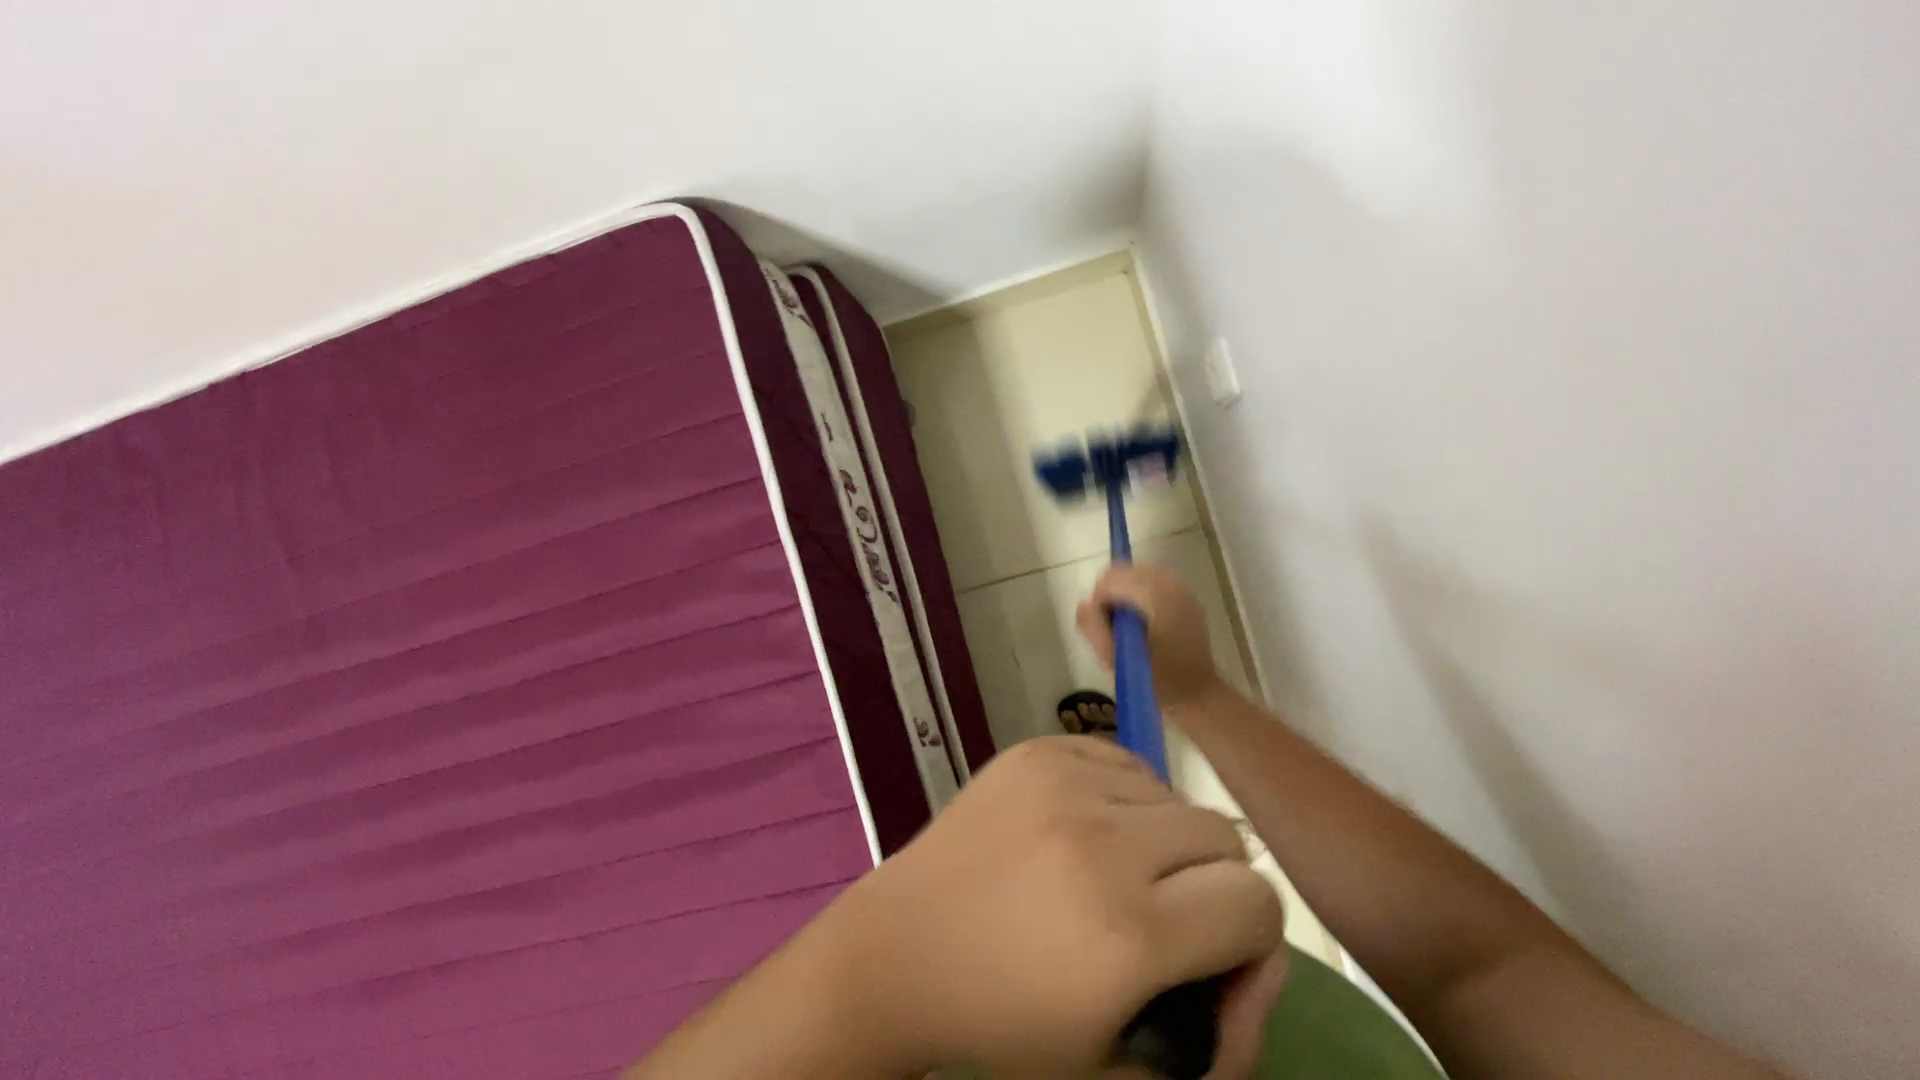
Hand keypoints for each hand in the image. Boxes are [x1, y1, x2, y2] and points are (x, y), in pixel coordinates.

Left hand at [822, 737, 1287, 1077]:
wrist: (899, 951)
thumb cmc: (1005, 1019)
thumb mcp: (1121, 1058)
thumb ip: (1219, 1028)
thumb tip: (1262, 965)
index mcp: (1131, 932)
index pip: (1259, 905)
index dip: (1246, 939)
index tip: (1206, 953)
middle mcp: (1105, 843)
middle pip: (1226, 839)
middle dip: (1210, 883)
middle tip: (1163, 911)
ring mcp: (1065, 784)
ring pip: (1176, 796)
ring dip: (1164, 837)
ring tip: (1115, 870)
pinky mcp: (1036, 752)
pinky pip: (1124, 761)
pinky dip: (1123, 796)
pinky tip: (1085, 830)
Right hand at [1076, 562, 1228, 711]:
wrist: (1198, 695)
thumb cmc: (1157, 682)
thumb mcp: (1117, 660)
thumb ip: (1094, 629)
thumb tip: (1083, 604)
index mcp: (1156, 598)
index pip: (1112, 580)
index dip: (1098, 600)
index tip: (1100, 626)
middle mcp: (1171, 585)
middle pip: (1125, 570)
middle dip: (1110, 592)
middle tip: (1110, 624)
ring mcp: (1182, 589)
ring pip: (1139, 572)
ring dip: (1125, 590)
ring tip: (1125, 622)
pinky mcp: (1187, 596)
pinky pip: (1154, 580)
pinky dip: (1140, 591)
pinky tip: (1141, 618)